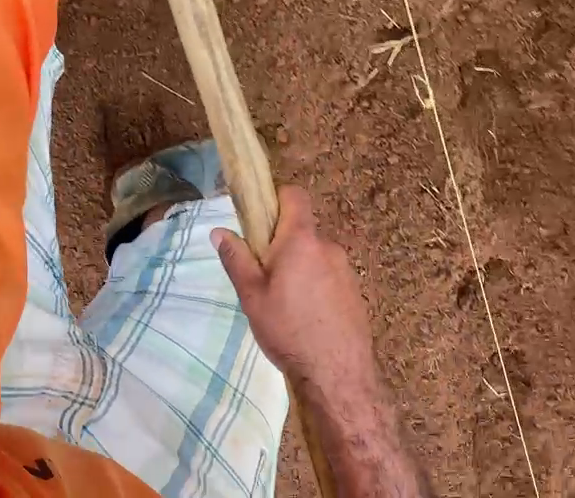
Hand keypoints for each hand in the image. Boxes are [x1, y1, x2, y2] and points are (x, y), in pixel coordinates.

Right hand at [212, 186, 377, 396]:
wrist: (338, 378)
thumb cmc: (288, 329)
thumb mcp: (251, 295)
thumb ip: (236, 258)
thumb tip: (218, 231)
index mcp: (300, 240)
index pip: (294, 195)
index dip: (277, 198)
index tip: (260, 220)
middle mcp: (327, 247)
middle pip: (301, 230)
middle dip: (283, 245)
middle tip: (265, 276)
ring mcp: (346, 270)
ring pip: (315, 256)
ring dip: (300, 268)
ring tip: (286, 304)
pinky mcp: (356, 293)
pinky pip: (330, 277)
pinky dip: (317, 287)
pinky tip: (307, 318)